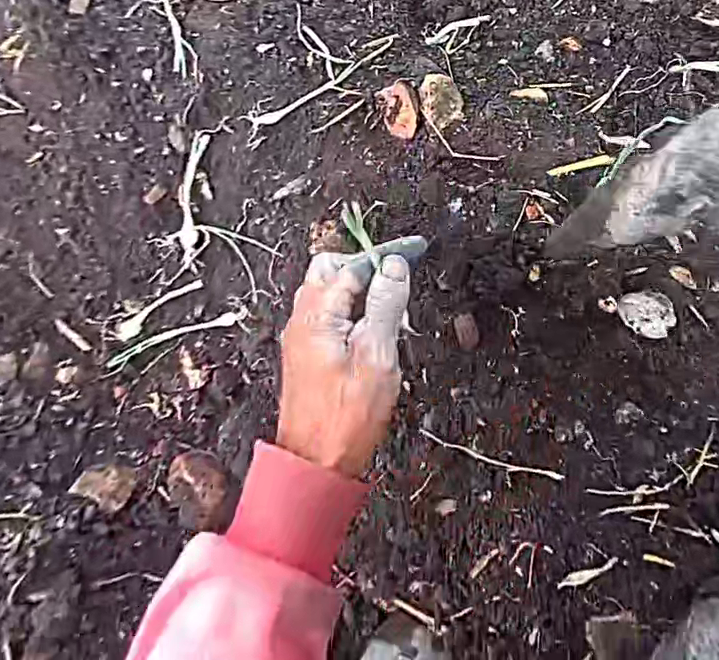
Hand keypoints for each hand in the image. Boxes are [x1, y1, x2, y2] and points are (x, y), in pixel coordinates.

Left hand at [276, 249, 413, 477]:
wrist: (316, 467)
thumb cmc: (345, 419)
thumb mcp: (377, 356)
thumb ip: (386, 305)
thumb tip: (394, 266)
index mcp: (316, 318)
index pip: (352, 266)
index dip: (386, 256)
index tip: (415, 251)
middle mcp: (303, 321)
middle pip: (331, 269)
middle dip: (367, 267)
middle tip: (399, 282)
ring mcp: (304, 337)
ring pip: (331, 290)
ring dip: (362, 289)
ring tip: (393, 311)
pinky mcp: (310, 352)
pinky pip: (332, 313)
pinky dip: (356, 309)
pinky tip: (378, 330)